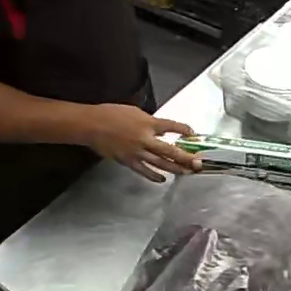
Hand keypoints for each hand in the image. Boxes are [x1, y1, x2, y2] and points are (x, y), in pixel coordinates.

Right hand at [74, 105, 199, 181]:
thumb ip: (149, 122)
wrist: (92, 125)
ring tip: (187, 172)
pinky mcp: (128, 161)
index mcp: (148, 123)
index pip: (172, 127)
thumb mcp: (134, 112)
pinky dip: (154, 176)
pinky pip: (144, 171)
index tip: (193, 134)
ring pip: (160, 163)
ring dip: (175, 169)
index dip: (184, 130)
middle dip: (186, 158)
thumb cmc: (111, 114)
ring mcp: (137, 152)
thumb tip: (160, 130)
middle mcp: (145, 139)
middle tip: (198, 163)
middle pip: (170, 151)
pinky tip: (163, 179)